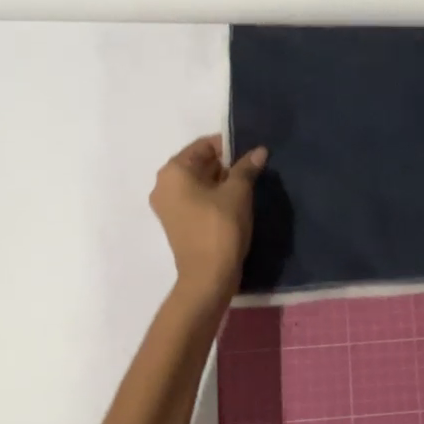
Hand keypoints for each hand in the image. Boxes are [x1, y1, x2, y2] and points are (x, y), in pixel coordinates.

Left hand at [150, 135, 266, 297]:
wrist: (207, 278)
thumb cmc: (219, 228)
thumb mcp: (238, 193)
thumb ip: (247, 167)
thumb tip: (259, 150)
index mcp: (173, 172)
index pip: (203, 145)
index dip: (229, 145)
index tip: (251, 151)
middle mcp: (164, 185)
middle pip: (199, 163)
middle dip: (226, 163)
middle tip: (253, 166)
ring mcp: (168, 206)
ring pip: (198, 182)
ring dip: (222, 180)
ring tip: (249, 182)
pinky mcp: (177, 222)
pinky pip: (196, 198)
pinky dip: (214, 195)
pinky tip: (237, 200)